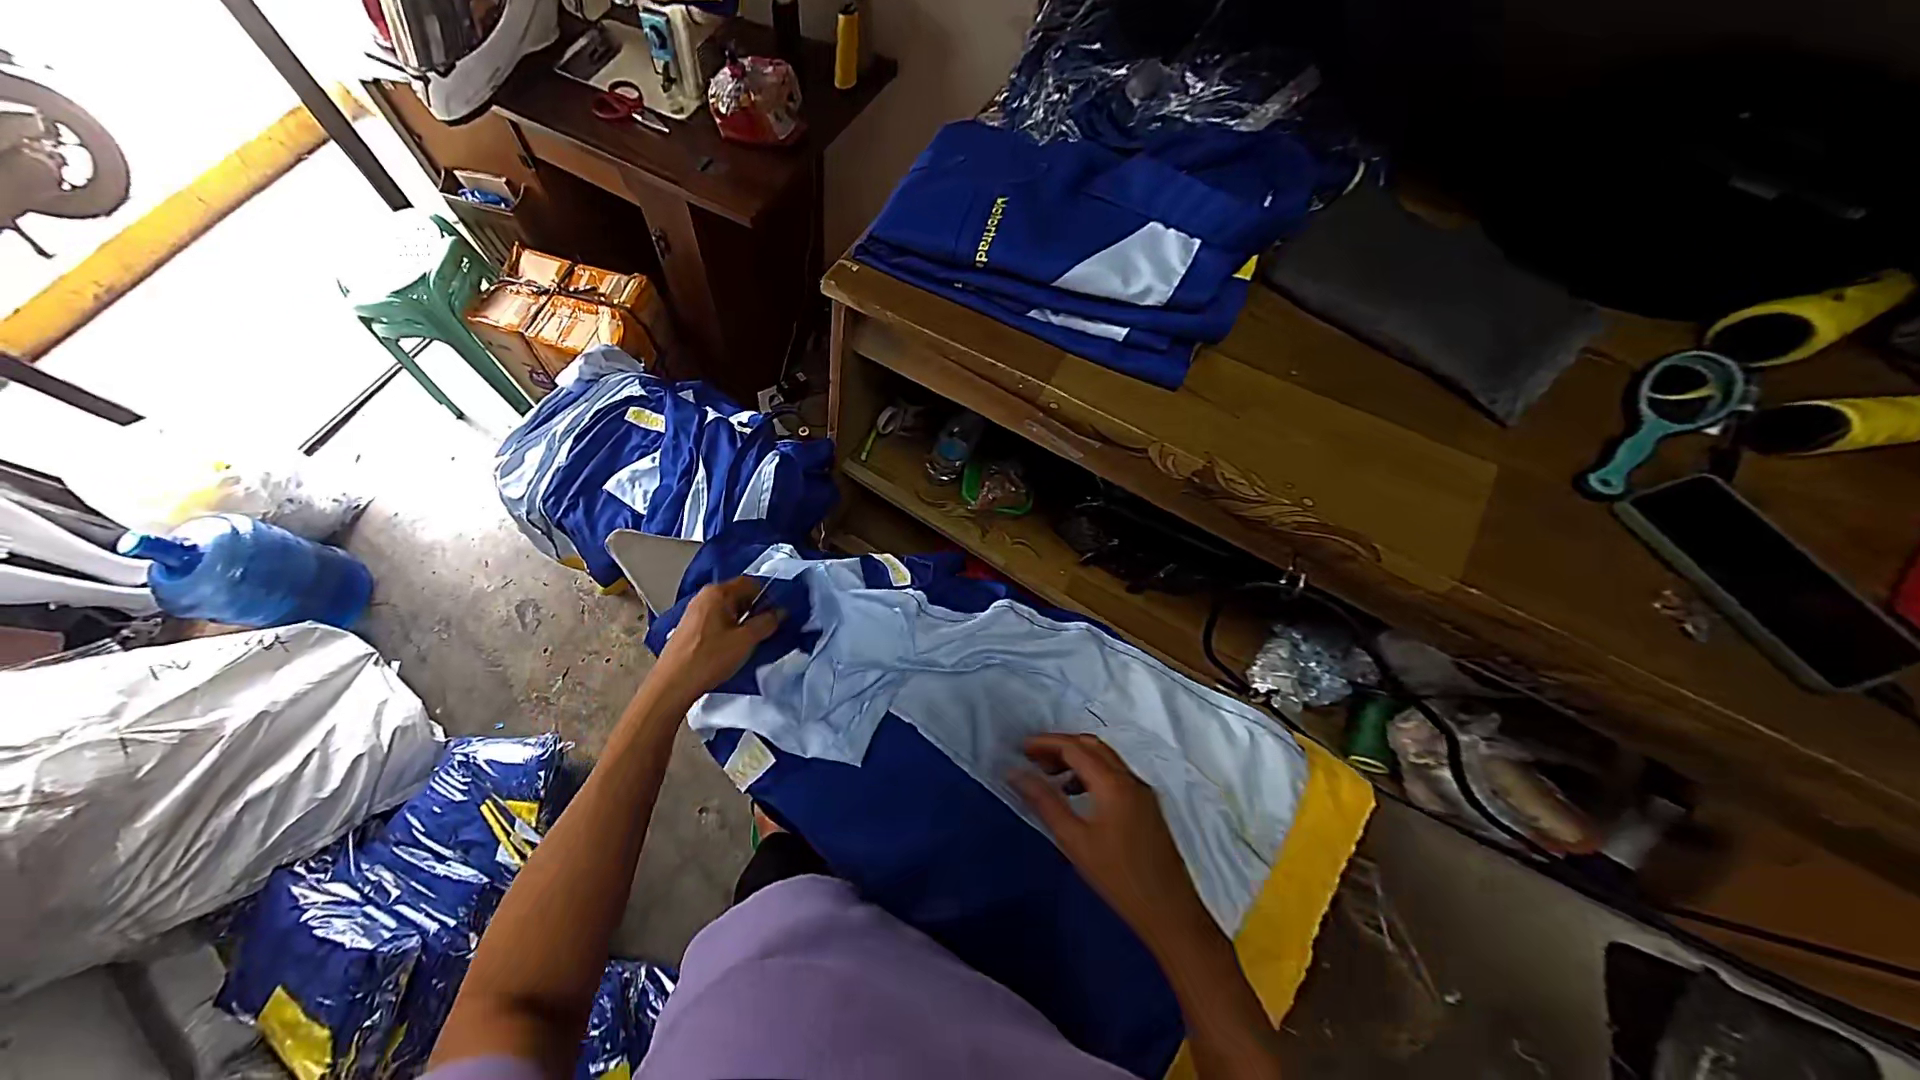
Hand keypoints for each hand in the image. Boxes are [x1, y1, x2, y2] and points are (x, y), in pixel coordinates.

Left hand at [650, 577, 781, 705]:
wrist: (672, 684)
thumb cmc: (709, 658)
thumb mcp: (746, 640)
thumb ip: (766, 622)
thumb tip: (779, 612)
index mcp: (717, 592)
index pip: (751, 583)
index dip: (768, 596)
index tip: (778, 613)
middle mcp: (704, 596)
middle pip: (738, 594)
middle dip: (756, 609)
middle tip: (768, 627)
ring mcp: (694, 611)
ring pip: (728, 609)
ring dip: (743, 620)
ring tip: (752, 639)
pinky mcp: (690, 627)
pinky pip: (717, 620)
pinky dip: (729, 628)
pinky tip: (733, 646)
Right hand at [1010, 733, 1213, 953]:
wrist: (1169, 910)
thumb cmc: (1117, 876)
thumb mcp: (1074, 840)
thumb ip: (1044, 802)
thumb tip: (1016, 774)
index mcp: (1113, 783)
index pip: (1074, 747)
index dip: (1045, 743)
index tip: (1021, 749)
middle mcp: (1130, 778)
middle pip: (1092, 746)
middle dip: (1061, 746)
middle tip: (1034, 760)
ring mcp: (1142, 790)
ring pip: (1105, 758)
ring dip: (1077, 759)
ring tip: (1050, 777)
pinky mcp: (1147, 805)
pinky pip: (1115, 774)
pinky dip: (1092, 773)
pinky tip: (1077, 795)